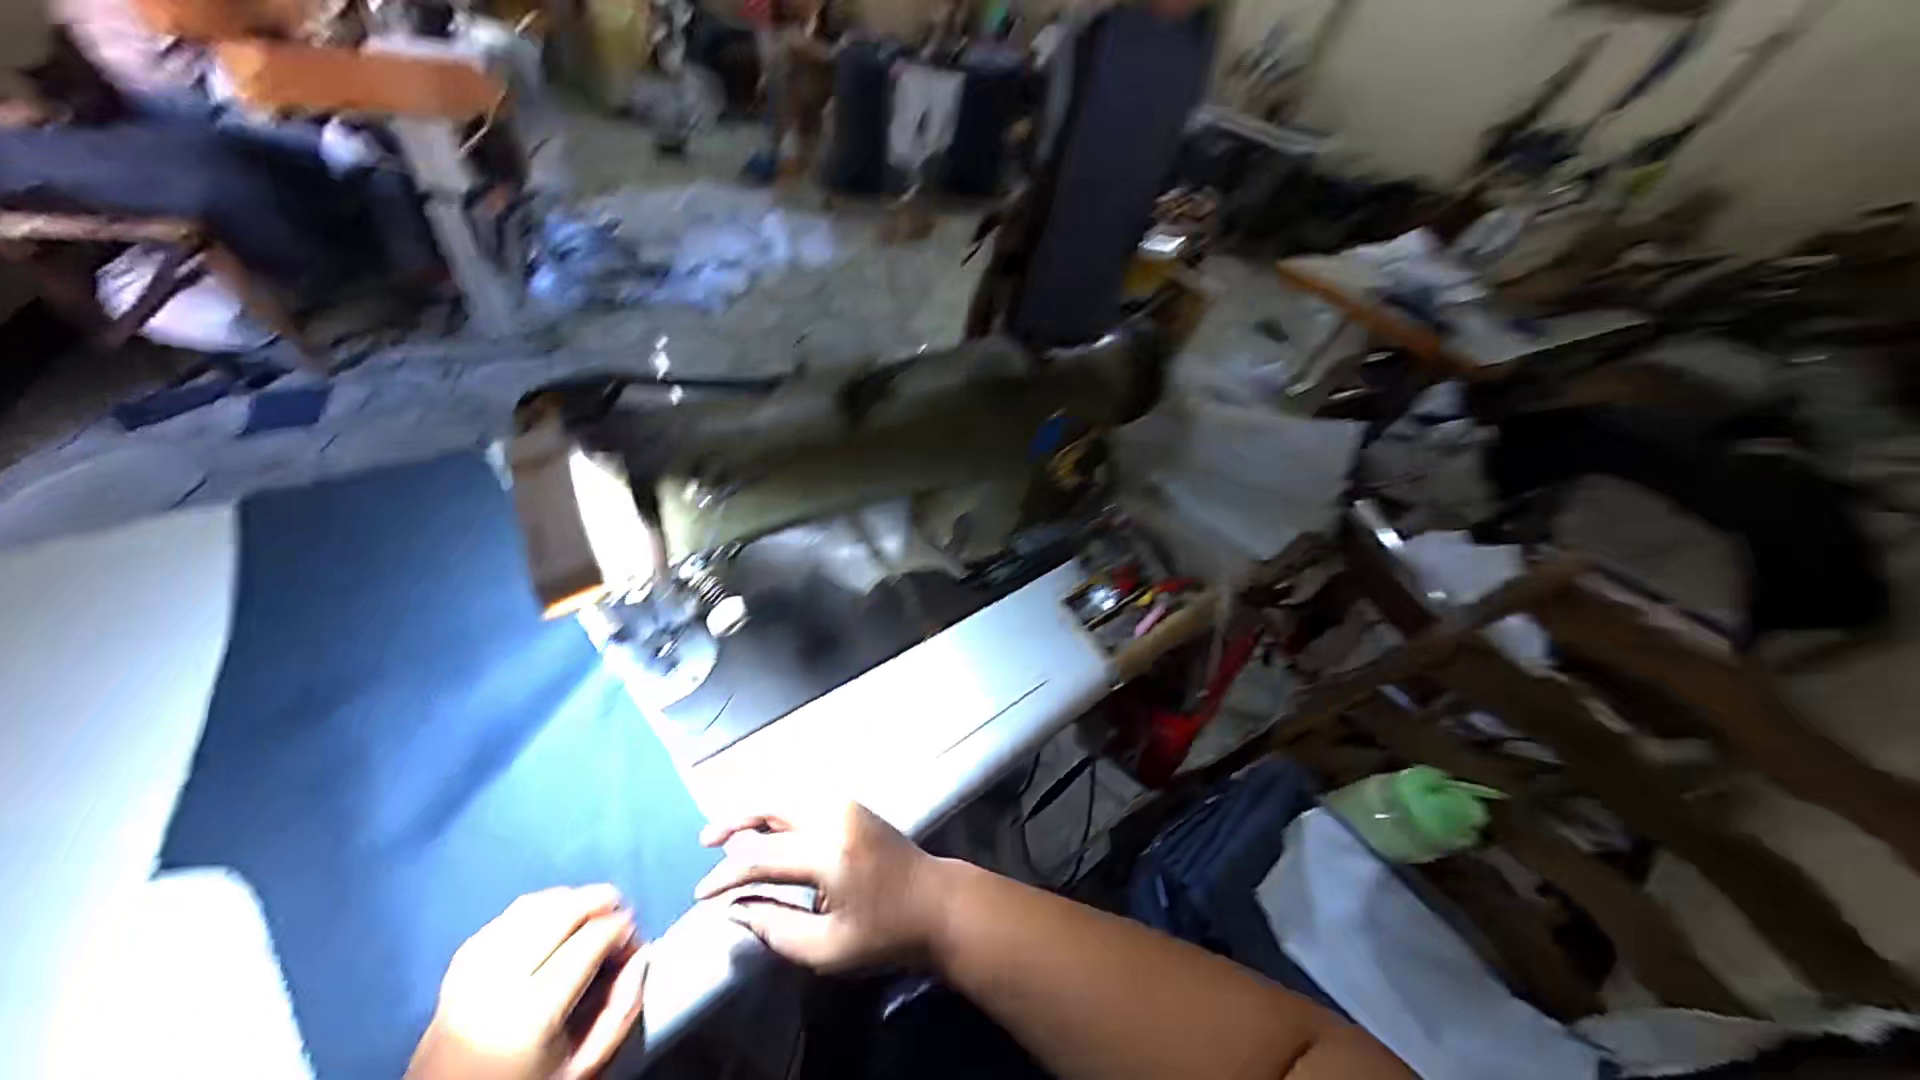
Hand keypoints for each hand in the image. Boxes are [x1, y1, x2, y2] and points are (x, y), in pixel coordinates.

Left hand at [405, 886, 646, 1079]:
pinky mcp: (452, 975)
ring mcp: (469, 976)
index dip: (624, 929)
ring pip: (530, 907)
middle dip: (600, 900)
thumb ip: (621, 1010)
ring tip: (590, 910)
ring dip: (568, 900)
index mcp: (531, 1014)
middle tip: (621, 913)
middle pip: (560, 912)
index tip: (635, 940)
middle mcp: (496, 985)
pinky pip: (500, 921)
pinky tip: (550, 919)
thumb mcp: (583, 1066)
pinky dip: (532, 911)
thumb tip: (641, 954)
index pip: (591, 939)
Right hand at [695, 802, 947, 972]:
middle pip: (773, 805)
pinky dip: (779, 808)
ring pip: (789, 795)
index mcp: (830, 854)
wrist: (937, 903)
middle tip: (706, 841)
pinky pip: (806, 797)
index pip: (762, 858)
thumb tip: (735, 908)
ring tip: (728, 835)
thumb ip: (775, 928)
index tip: (701, 894)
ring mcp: (849, 805)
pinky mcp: (855, 805)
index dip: (727, 876)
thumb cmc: (885, 934)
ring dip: (756, 811)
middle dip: (735, 820)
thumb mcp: (826, 950)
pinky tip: (764, 828)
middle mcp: (837, 817)